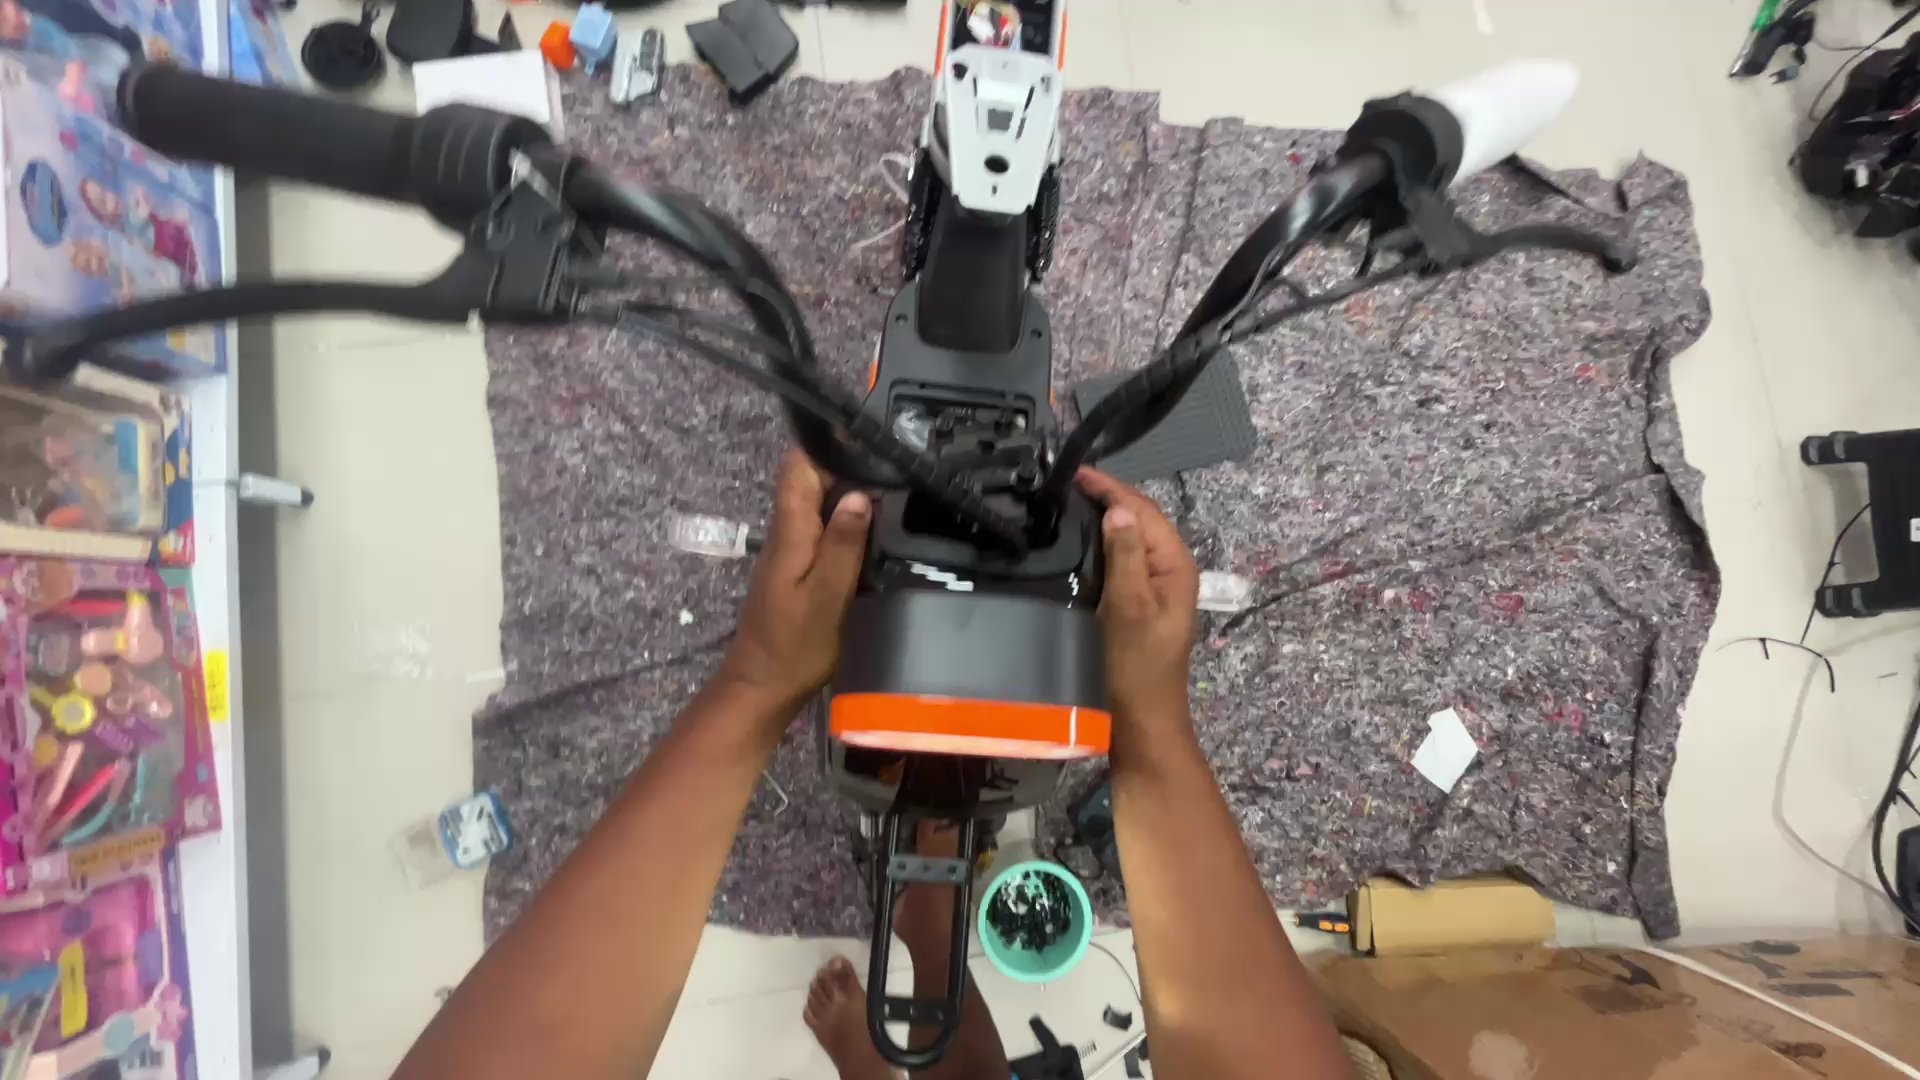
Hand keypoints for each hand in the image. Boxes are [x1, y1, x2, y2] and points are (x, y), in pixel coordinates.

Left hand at [716, 450, 870, 713]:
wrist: (763, 686)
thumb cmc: (795, 645)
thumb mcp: (827, 595)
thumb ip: (843, 544)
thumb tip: (859, 494)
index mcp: (791, 531)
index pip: (798, 466)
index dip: (827, 446)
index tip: (867, 441)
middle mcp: (787, 532)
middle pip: (811, 481)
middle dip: (848, 468)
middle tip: (896, 468)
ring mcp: (792, 551)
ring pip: (820, 505)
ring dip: (851, 496)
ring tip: (896, 492)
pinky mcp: (800, 568)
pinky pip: (824, 531)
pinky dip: (847, 524)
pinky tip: (876, 532)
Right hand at [1077, 468, 1199, 725]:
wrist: (1138, 722)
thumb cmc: (1134, 667)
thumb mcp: (1129, 607)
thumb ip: (1127, 555)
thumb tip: (1117, 509)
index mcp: (1174, 565)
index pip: (1143, 510)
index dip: (1110, 487)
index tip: (1074, 472)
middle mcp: (1167, 570)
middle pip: (1138, 519)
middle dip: (1105, 496)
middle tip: (1063, 483)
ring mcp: (1152, 587)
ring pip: (1128, 538)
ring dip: (1101, 518)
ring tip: (1065, 503)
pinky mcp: (1135, 602)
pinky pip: (1119, 560)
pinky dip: (1099, 544)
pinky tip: (1076, 543)